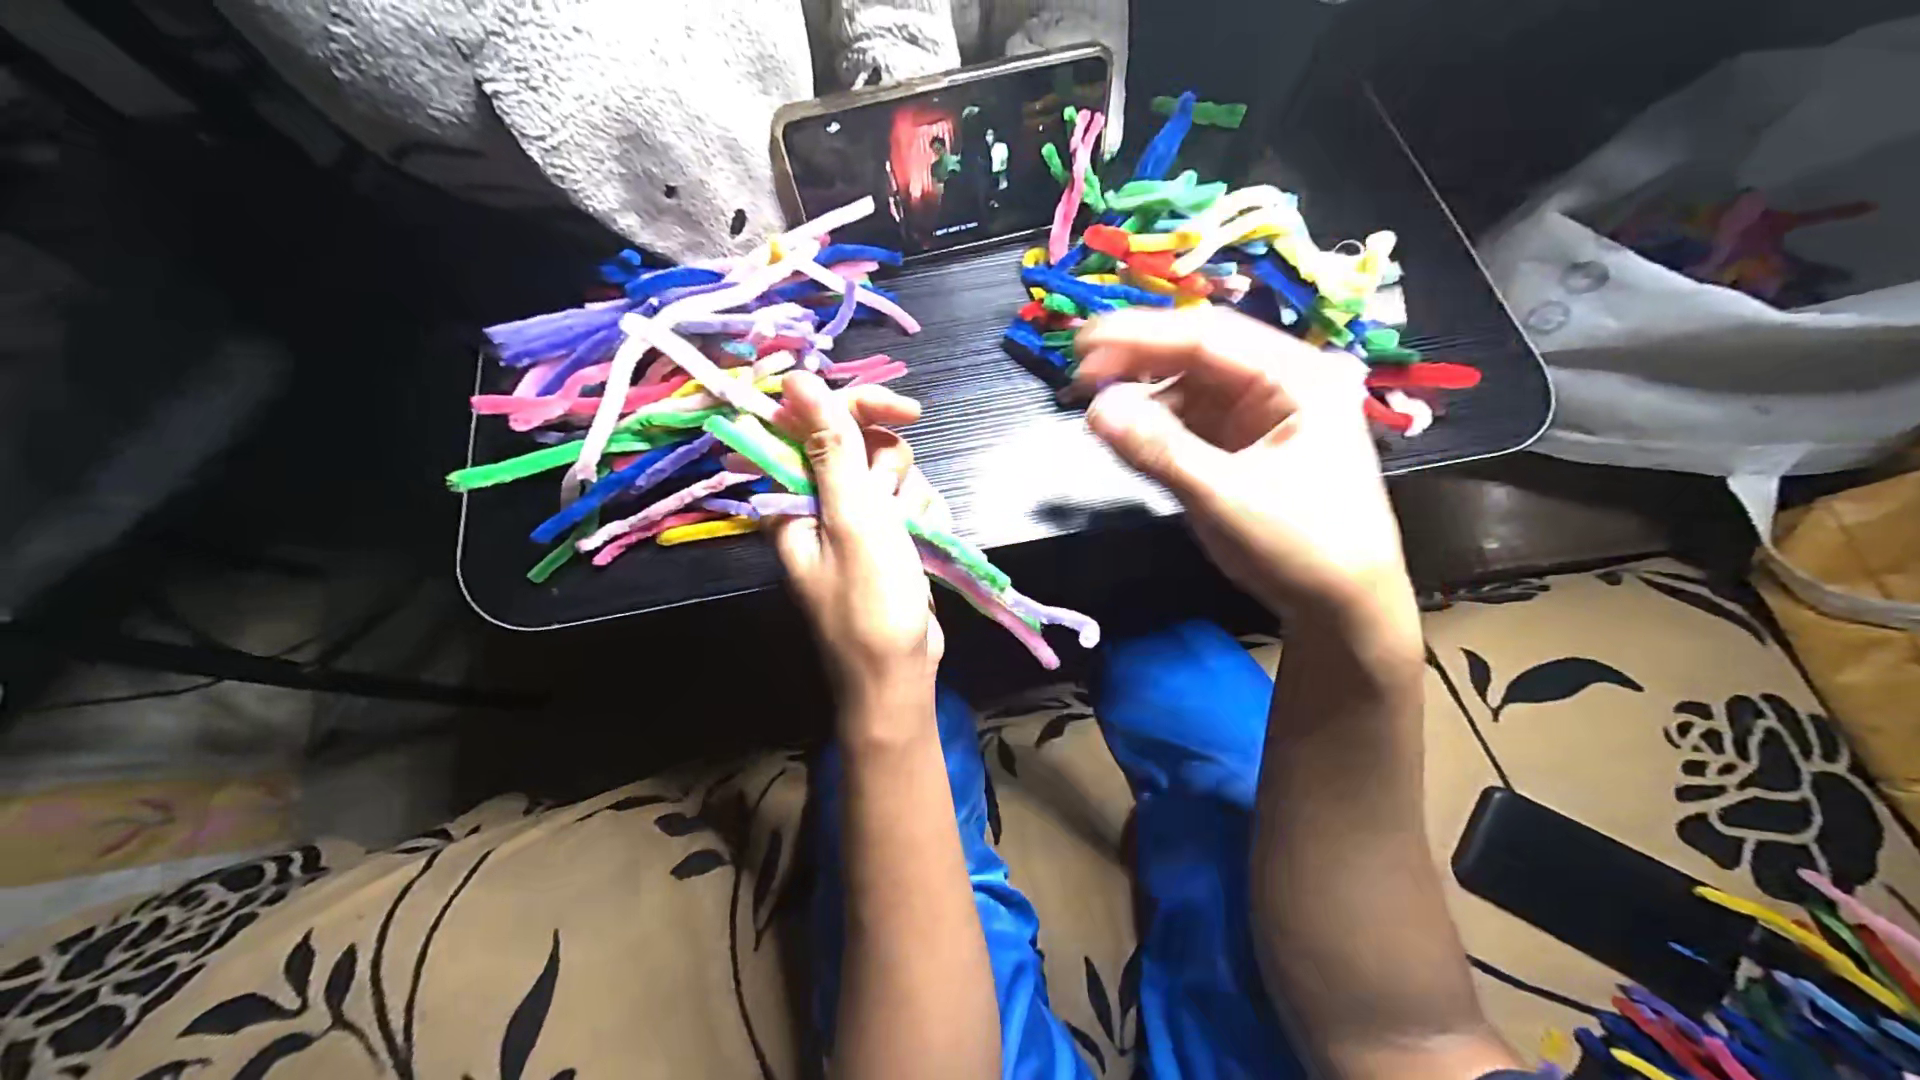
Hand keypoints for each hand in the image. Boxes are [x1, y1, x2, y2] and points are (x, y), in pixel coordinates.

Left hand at [767, 373, 943, 724]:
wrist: (898, 673)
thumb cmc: (870, 602)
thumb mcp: (853, 519)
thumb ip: (830, 447)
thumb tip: (797, 376)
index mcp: (794, 493)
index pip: (820, 421)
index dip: (863, 409)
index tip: (907, 413)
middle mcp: (820, 501)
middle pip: (864, 443)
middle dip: (892, 471)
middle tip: (896, 509)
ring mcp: (857, 519)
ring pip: (896, 471)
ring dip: (912, 500)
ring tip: (910, 540)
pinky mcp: (887, 535)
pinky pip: (912, 499)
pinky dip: (925, 518)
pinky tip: (925, 546)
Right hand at [1073, 307, 1411, 622]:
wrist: (1340, 604)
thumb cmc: (1301, 548)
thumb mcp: (1225, 498)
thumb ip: (1159, 449)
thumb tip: (1095, 409)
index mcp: (1298, 377)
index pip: (1207, 337)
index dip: (1139, 336)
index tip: (1081, 345)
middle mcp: (1280, 381)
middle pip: (1196, 354)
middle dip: (1136, 360)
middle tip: (1077, 372)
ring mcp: (1259, 411)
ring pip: (1187, 386)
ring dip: (1141, 396)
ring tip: (1099, 413)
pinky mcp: (1240, 440)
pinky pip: (1188, 419)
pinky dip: (1154, 424)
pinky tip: (1127, 432)